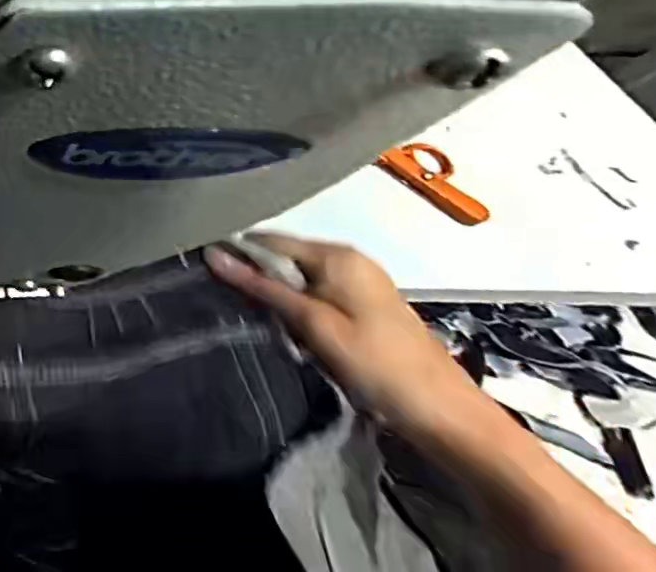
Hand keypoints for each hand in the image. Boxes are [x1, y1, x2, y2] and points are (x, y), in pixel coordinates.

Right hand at [204, 232, 487, 443]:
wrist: (447, 415)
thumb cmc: (376, 364)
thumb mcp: (313, 324)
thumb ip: (263, 287)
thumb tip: (213, 254)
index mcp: (337, 254)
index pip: (270, 239)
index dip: (239, 254)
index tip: (208, 273)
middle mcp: (350, 257)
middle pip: (287, 257)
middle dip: (261, 278)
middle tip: (233, 303)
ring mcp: (362, 280)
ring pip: (302, 278)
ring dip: (282, 297)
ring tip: (258, 318)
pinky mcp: (368, 304)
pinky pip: (321, 293)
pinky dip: (303, 307)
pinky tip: (293, 330)